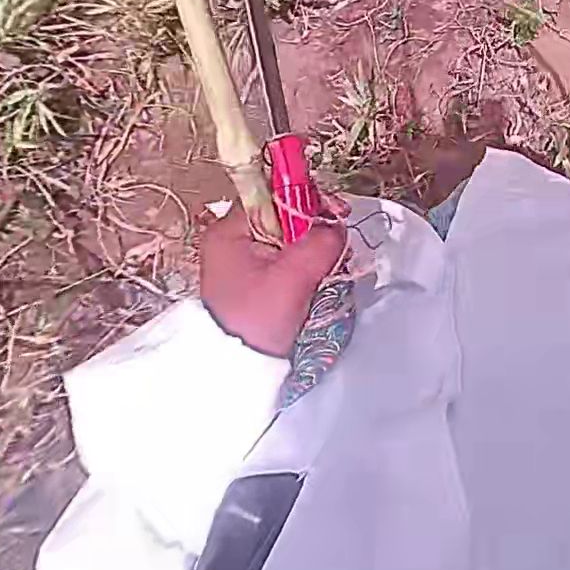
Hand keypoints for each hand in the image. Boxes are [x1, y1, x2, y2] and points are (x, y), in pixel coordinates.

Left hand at [198, 203, 347, 356]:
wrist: (236, 376)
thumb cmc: (257, 321)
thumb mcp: (292, 277)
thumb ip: (320, 241)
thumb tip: (336, 226)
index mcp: (231, 231)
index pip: (274, 193)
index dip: (307, 197)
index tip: (336, 212)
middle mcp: (234, 240)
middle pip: (286, 215)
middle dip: (316, 228)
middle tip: (338, 244)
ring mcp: (245, 262)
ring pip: (292, 239)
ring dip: (316, 250)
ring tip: (331, 268)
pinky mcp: (257, 282)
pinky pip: (290, 261)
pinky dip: (309, 267)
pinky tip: (320, 281)